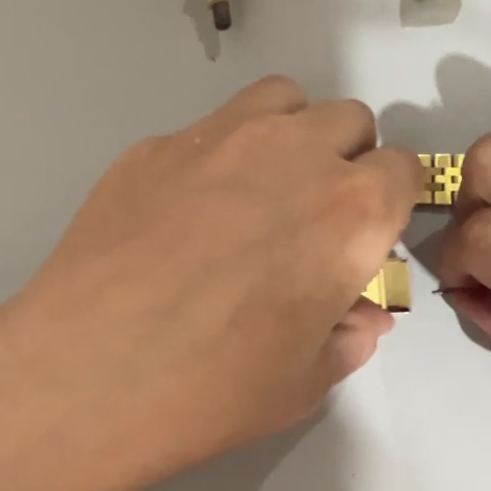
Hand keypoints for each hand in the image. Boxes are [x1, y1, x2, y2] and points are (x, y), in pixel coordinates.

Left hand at [5, 77, 421, 470]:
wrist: (87, 372)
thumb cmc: (212, 390)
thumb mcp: (304, 382)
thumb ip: (348, 336)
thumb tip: (361, 316)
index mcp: (352, 212)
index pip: (403, 169)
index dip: (388, 202)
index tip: (364, 236)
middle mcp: (294, 154)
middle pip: (348, 121)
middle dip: (344, 160)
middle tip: (309, 217)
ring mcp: (217, 138)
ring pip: (281, 100)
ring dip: (288, 133)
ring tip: (258, 189)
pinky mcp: (152, 145)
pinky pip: (206, 128)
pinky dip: (216, 155)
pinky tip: (181, 212)